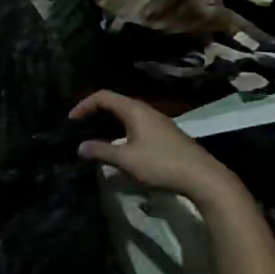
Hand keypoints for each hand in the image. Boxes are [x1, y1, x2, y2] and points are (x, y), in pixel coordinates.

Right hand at [72, 90, 242, 205]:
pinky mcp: (165, 134)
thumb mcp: (127, 160)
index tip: (71, 120)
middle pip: (115, 103)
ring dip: (109, 123)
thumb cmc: (161, 164)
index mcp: (134, 110)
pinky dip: (121, 130)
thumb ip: (101, 151)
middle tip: (80, 127)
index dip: (84, 105)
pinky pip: (136, 124)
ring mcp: (158, 121)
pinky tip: (120, 148)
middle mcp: (146, 110)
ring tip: (96, 138)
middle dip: (95, 112)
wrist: (203, 177)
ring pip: (127, 115)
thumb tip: (80, 146)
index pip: (103, 96)